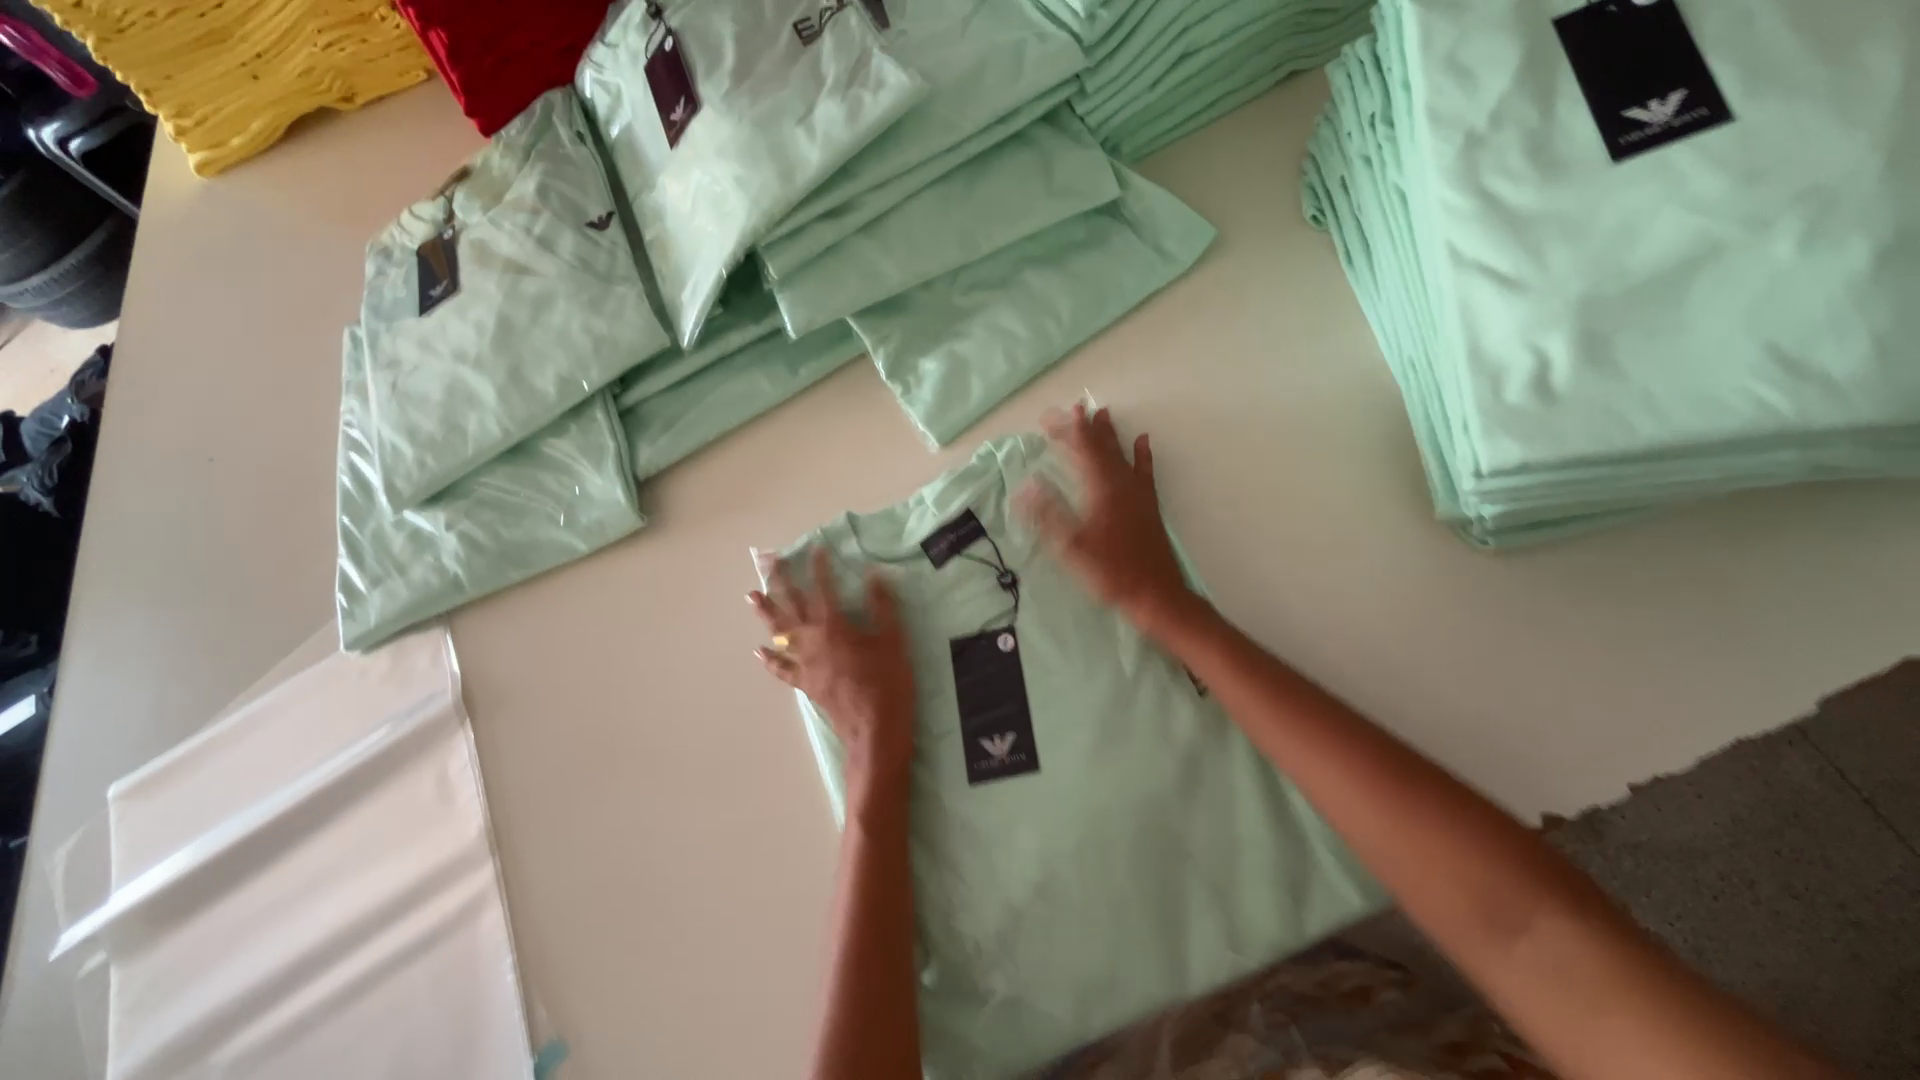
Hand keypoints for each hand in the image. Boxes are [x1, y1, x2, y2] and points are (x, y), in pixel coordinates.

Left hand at [751, 547, 915, 788]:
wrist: (875, 730)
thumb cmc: (888, 682)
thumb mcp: (893, 640)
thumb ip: (882, 607)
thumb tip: (873, 575)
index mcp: (834, 626)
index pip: (823, 588)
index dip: (819, 567)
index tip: (816, 548)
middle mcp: (812, 642)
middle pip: (791, 606)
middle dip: (780, 581)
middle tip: (769, 561)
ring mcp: (805, 664)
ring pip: (779, 634)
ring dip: (765, 613)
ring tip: (751, 596)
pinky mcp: (805, 684)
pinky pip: (782, 669)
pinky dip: (770, 659)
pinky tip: (760, 652)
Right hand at [1016, 404, 1200, 636]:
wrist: (1154, 592)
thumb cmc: (1110, 572)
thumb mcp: (1071, 547)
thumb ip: (1048, 515)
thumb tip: (1026, 486)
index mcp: (1100, 489)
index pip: (1081, 449)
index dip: (1066, 430)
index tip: (1049, 417)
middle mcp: (1120, 483)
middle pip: (1101, 447)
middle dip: (1086, 427)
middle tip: (1074, 407)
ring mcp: (1137, 492)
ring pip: (1121, 454)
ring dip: (1110, 434)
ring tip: (1103, 413)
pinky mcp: (1148, 504)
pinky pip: (1145, 470)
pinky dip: (1142, 454)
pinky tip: (1143, 441)